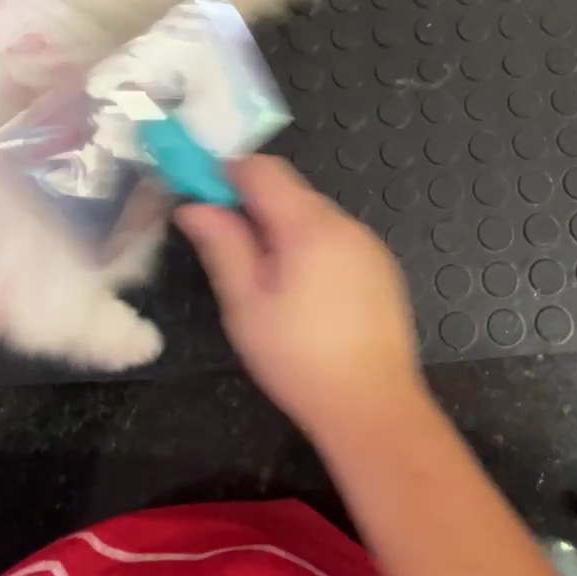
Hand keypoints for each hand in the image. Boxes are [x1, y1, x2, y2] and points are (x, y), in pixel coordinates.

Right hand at [175, 157, 425, 440]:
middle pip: (291, 192)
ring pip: (314, 216)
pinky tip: (303, 292)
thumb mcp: (247, 304)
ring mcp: (369, 245)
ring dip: (282, 227)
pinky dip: (311, 246)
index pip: (263, 170)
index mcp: (310, 226)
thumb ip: (222, 245)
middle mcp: (346, 224)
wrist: (372, 405)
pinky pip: (337, 239)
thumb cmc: (299, 359)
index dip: (226, 172)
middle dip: (253, 205)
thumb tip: (194, 205)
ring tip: (263, 278)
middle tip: (223, 243)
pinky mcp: (382, 268)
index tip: (199, 192)